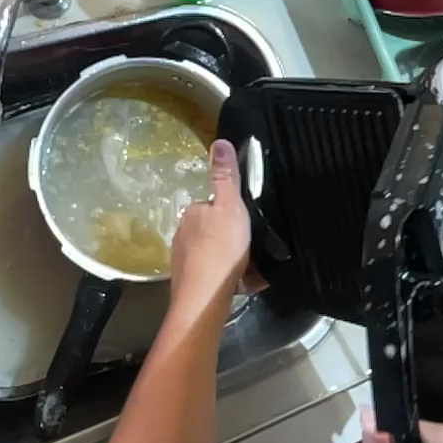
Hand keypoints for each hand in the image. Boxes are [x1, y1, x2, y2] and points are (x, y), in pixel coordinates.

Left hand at [169, 140, 252, 311]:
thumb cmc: (221, 250)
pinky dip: (235, 279)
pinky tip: (250, 284)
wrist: (206, 300)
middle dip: (237, 239)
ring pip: (220, 255)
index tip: (250, 223)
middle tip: (257, 247)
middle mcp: (184, 235)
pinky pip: (220, 276)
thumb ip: (226, 176)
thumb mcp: (230, 206)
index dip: (235, 213)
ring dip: (238, 260)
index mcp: (193, 214)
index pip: (216, 205)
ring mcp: (186, 261)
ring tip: (257, 269)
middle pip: (218, 231)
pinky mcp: (193, 283)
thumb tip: (219, 142)